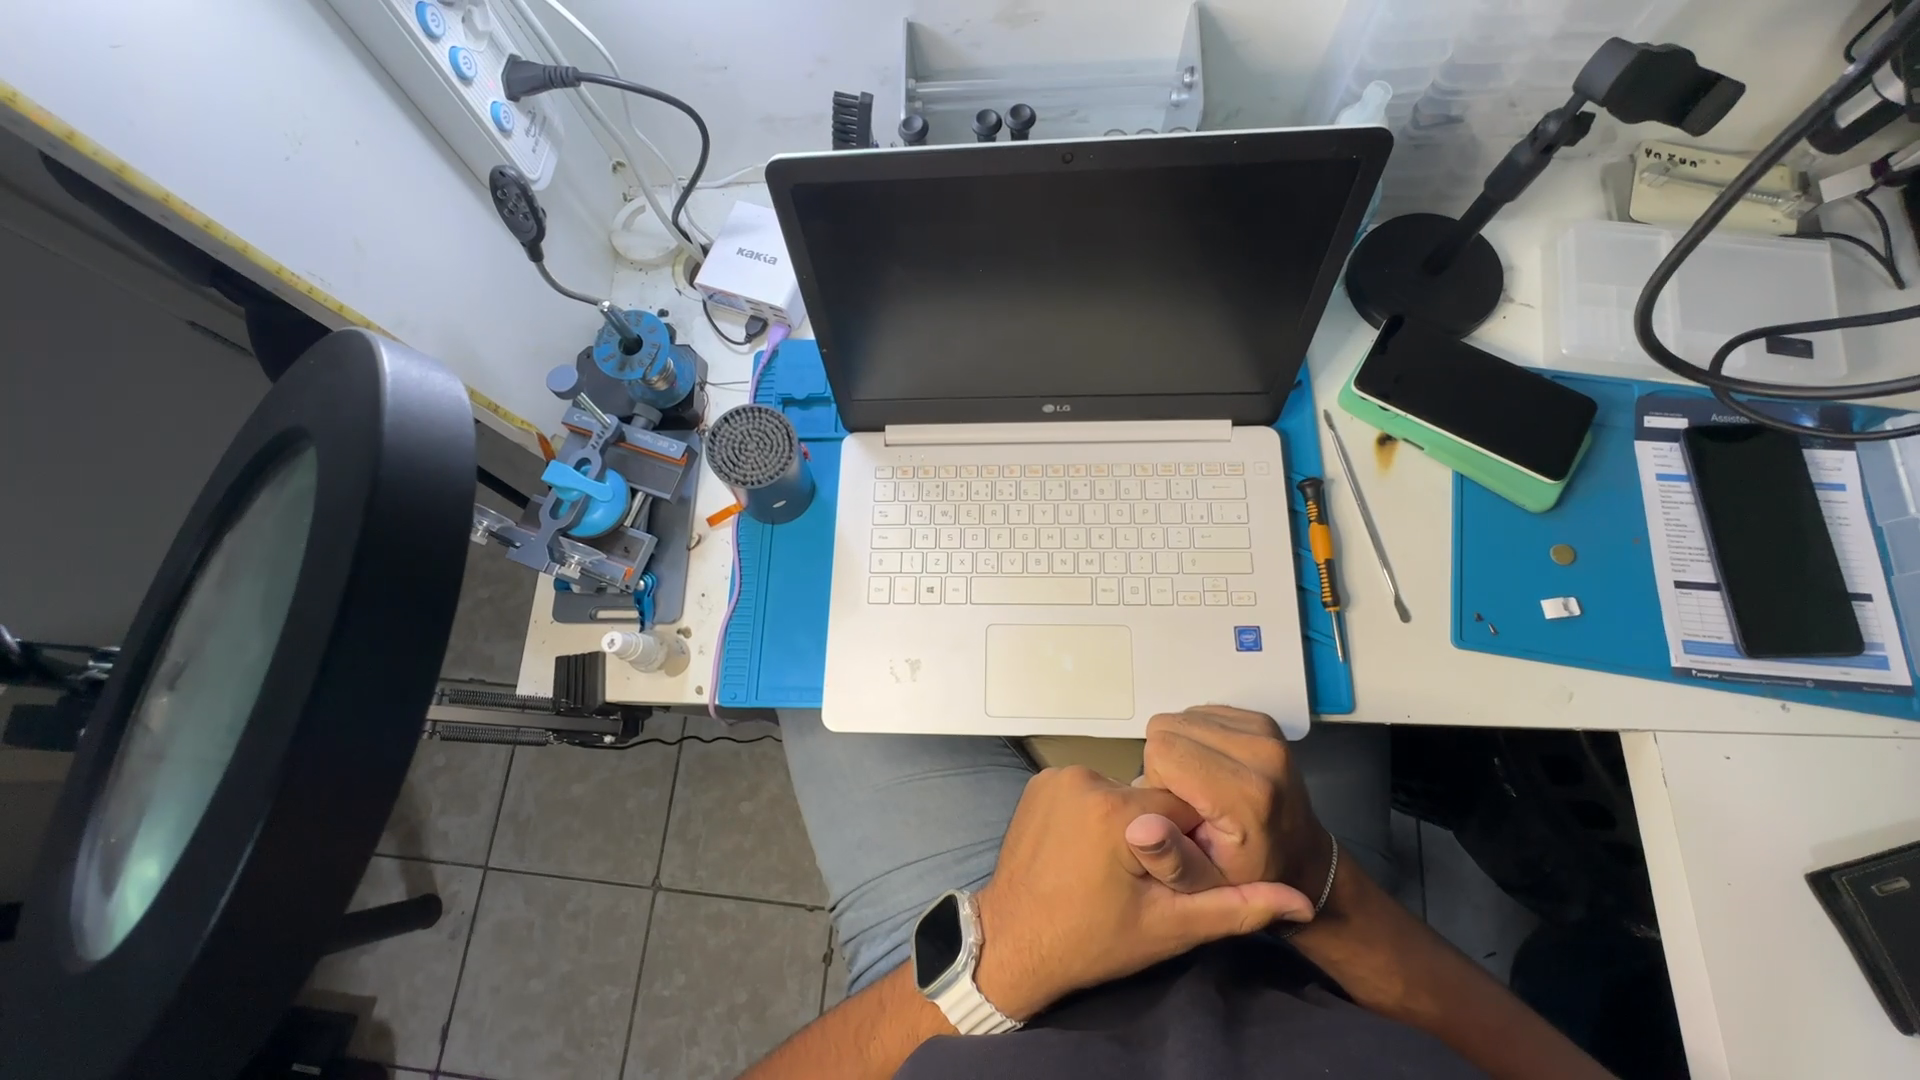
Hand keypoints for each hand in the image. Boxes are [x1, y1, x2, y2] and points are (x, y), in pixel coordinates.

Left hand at [971, 766, 1312, 1020]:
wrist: (1014, 942)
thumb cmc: (1094, 940)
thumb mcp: (1169, 928)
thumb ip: (1234, 907)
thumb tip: (1302, 901)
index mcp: (1119, 811)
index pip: (1183, 809)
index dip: (1184, 846)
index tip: (1166, 878)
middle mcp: (1086, 778)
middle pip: (1150, 796)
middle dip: (1153, 831)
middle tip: (1134, 877)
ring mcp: (1057, 775)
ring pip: (1120, 790)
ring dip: (1123, 819)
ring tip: (1106, 864)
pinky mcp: (1038, 780)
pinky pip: (1087, 787)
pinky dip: (1092, 810)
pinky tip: (1082, 848)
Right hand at [1133, 705, 1332, 898]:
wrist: (1304, 856)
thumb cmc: (1249, 873)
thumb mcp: (1206, 885)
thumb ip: (1170, 860)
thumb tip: (1134, 830)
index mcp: (1246, 794)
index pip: (1163, 750)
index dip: (1156, 778)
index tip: (1176, 809)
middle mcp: (1260, 752)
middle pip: (1167, 727)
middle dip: (1164, 760)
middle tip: (1186, 796)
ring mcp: (1264, 730)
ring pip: (1181, 717)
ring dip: (1180, 747)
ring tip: (1200, 783)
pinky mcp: (1262, 719)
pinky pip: (1200, 713)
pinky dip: (1196, 737)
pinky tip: (1212, 767)